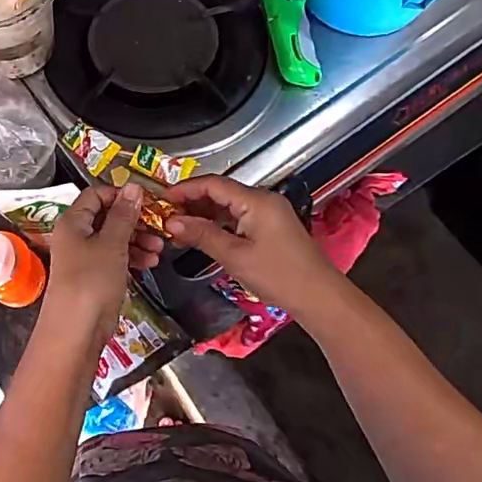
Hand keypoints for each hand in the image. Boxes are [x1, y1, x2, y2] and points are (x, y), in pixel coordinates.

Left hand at [43, 183, 163, 325]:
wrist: (76, 331)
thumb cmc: (92, 281)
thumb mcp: (112, 244)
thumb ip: (124, 215)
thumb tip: (133, 186)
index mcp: (73, 221)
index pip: (96, 194)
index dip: (121, 195)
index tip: (147, 203)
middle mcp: (75, 236)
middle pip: (107, 217)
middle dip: (134, 221)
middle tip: (158, 229)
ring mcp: (83, 258)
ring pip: (113, 239)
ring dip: (137, 241)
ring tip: (159, 250)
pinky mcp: (93, 277)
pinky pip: (113, 258)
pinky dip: (131, 258)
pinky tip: (149, 263)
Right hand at [163, 175, 340, 314]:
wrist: (319, 297)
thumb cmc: (279, 276)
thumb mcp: (234, 256)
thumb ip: (201, 234)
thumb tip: (172, 222)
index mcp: (256, 201)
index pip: (213, 184)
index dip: (184, 189)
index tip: (162, 199)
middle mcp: (263, 200)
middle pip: (220, 192)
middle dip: (191, 202)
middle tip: (166, 217)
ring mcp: (268, 213)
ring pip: (227, 205)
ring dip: (202, 215)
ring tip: (178, 230)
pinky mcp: (270, 227)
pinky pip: (237, 217)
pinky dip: (217, 224)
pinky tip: (200, 236)